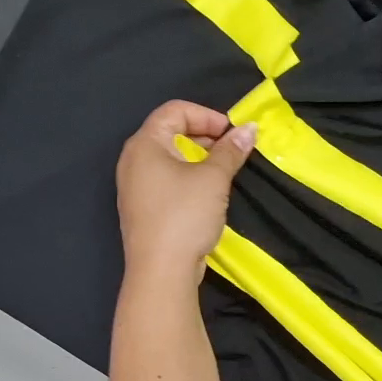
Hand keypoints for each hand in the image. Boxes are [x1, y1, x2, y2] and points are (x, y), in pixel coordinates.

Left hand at [115, 100, 257, 285]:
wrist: (161, 270)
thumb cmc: (185, 215)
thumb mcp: (214, 179)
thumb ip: (231, 151)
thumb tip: (248, 129)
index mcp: (145, 143)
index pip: (175, 110)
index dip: (207, 116)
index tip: (233, 134)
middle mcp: (133, 160)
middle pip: (169, 132)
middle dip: (204, 136)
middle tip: (231, 152)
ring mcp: (134, 186)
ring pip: (167, 159)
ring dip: (197, 159)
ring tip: (221, 174)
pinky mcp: (142, 209)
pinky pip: (164, 181)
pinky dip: (186, 179)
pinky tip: (204, 197)